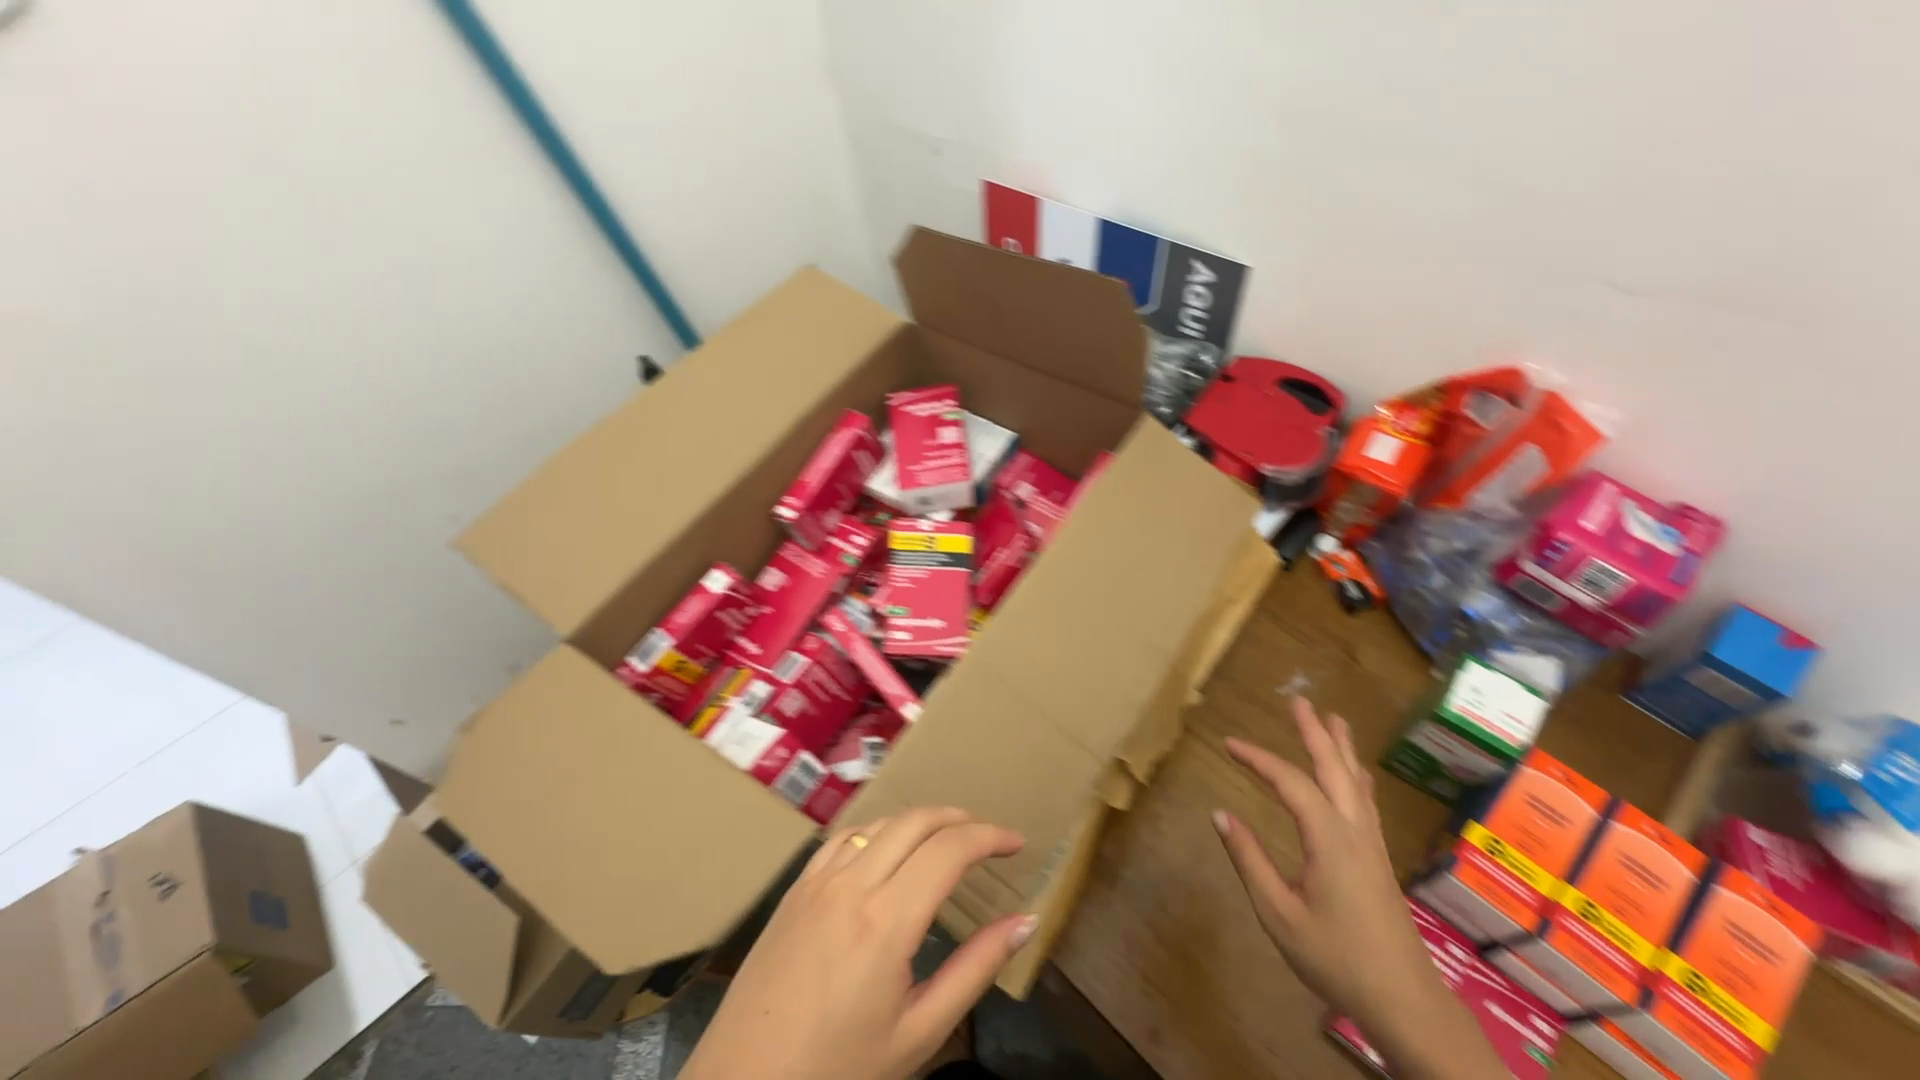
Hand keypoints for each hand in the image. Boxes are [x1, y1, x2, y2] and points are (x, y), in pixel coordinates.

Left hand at [681, 807, 1037, 1079]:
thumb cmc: (839, 1067)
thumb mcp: (919, 1032)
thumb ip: (976, 970)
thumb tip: (1026, 921)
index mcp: (886, 920)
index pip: (949, 850)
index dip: (990, 837)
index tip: (1017, 843)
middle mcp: (850, 885)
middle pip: (915, 822)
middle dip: (960, 819)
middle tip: (990, 838)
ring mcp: (815, 883)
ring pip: (877, 824)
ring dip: (919, 821)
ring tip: (947, 839)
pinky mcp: (792, 892)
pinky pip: (841, 840)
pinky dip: (877, 831)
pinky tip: (885, 849)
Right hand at [1212, 697, 1505, 1079]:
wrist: (1401, 997)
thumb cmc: (1335, 956)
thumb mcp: (1279, 913)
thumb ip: (1249, 860)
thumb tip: (1220, 813)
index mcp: (1328, 839)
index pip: (1290, 783)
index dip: (1258, 759)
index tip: (1228, 743)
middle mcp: (1355, 831)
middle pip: (1334, 769)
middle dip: (1314, 733)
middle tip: (1298, 700)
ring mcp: (1372, 844)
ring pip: (1356, 782)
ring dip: (1340, 748)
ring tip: (1332, 719)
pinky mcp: (1379, 859)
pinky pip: (1367, 802)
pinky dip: (1356, 776)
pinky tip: (1356, 775)